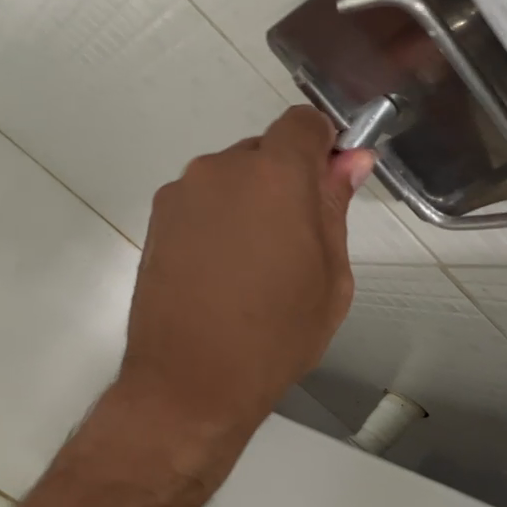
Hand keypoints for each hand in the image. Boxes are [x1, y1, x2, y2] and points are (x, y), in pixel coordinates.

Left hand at [115, 106, 376, 449]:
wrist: (189, 383)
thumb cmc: (274, 337)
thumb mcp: (329, 277)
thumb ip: (335, 208)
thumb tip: (350, 161)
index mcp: (274, 174)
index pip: (303, 123)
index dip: (322, 147)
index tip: (330, 184)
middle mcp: (220, 169)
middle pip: (263, 152)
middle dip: (284, 182)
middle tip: (293, 242)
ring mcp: (181, 195)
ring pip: (228, 180)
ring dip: (247, 204)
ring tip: (252, 268)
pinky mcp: (156, 222)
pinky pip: (200, 205)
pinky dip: (216, 224)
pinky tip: (220, 274)